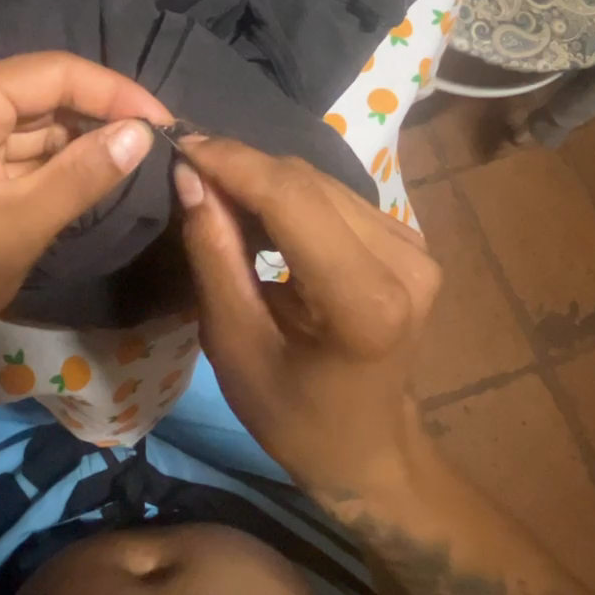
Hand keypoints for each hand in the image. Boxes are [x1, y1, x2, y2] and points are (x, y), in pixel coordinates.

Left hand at [0, 53, 170, 387]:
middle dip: (100, 119)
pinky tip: (92, 183)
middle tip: (158, 150)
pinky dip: (51, 168)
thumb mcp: (21, 223)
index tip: (167, 125)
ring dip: (79, 146)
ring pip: (33, 127)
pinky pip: (15, 155)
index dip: (117, 93)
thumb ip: (84, 173)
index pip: (59, 72)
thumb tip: (141, 133)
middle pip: (46, 94)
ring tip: (137, 167)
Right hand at [175, 137, 440, 494]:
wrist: (365, 449)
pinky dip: (287, 196)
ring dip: (261, 180)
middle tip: (186, 171)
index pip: (292, 199)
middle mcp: (403, 261)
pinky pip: (334, 195)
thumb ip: (213, 253)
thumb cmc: (291, 413)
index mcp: (364, 301)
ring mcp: (414, 247)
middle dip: (241, 169)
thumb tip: (189, 175)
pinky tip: (256, 212)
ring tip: (214, 191)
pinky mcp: (409, 240)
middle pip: (306, 183)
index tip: (181, 145)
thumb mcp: (233, 342)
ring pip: (319, 182)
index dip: (232, 163)